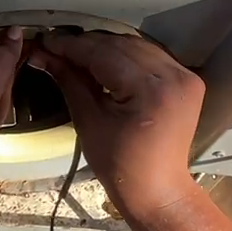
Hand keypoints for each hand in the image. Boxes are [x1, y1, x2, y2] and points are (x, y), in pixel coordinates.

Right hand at [32, 31, 204, 218]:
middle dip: (85, 45)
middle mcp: (174, 76)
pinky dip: (125, 54)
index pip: (104, 54)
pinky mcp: (187, 80)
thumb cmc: (120, 164)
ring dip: (104, 46)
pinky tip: (103, 60)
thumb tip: (45, 55)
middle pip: (121, 45)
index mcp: (151, 90)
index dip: (71, 46)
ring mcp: (185, 76)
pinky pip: (150, 55)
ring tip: (75, 54)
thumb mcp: (88, 121)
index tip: (46, 42)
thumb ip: (70, 81)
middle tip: (55, 48)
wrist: (157, 188)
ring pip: (135, 45)